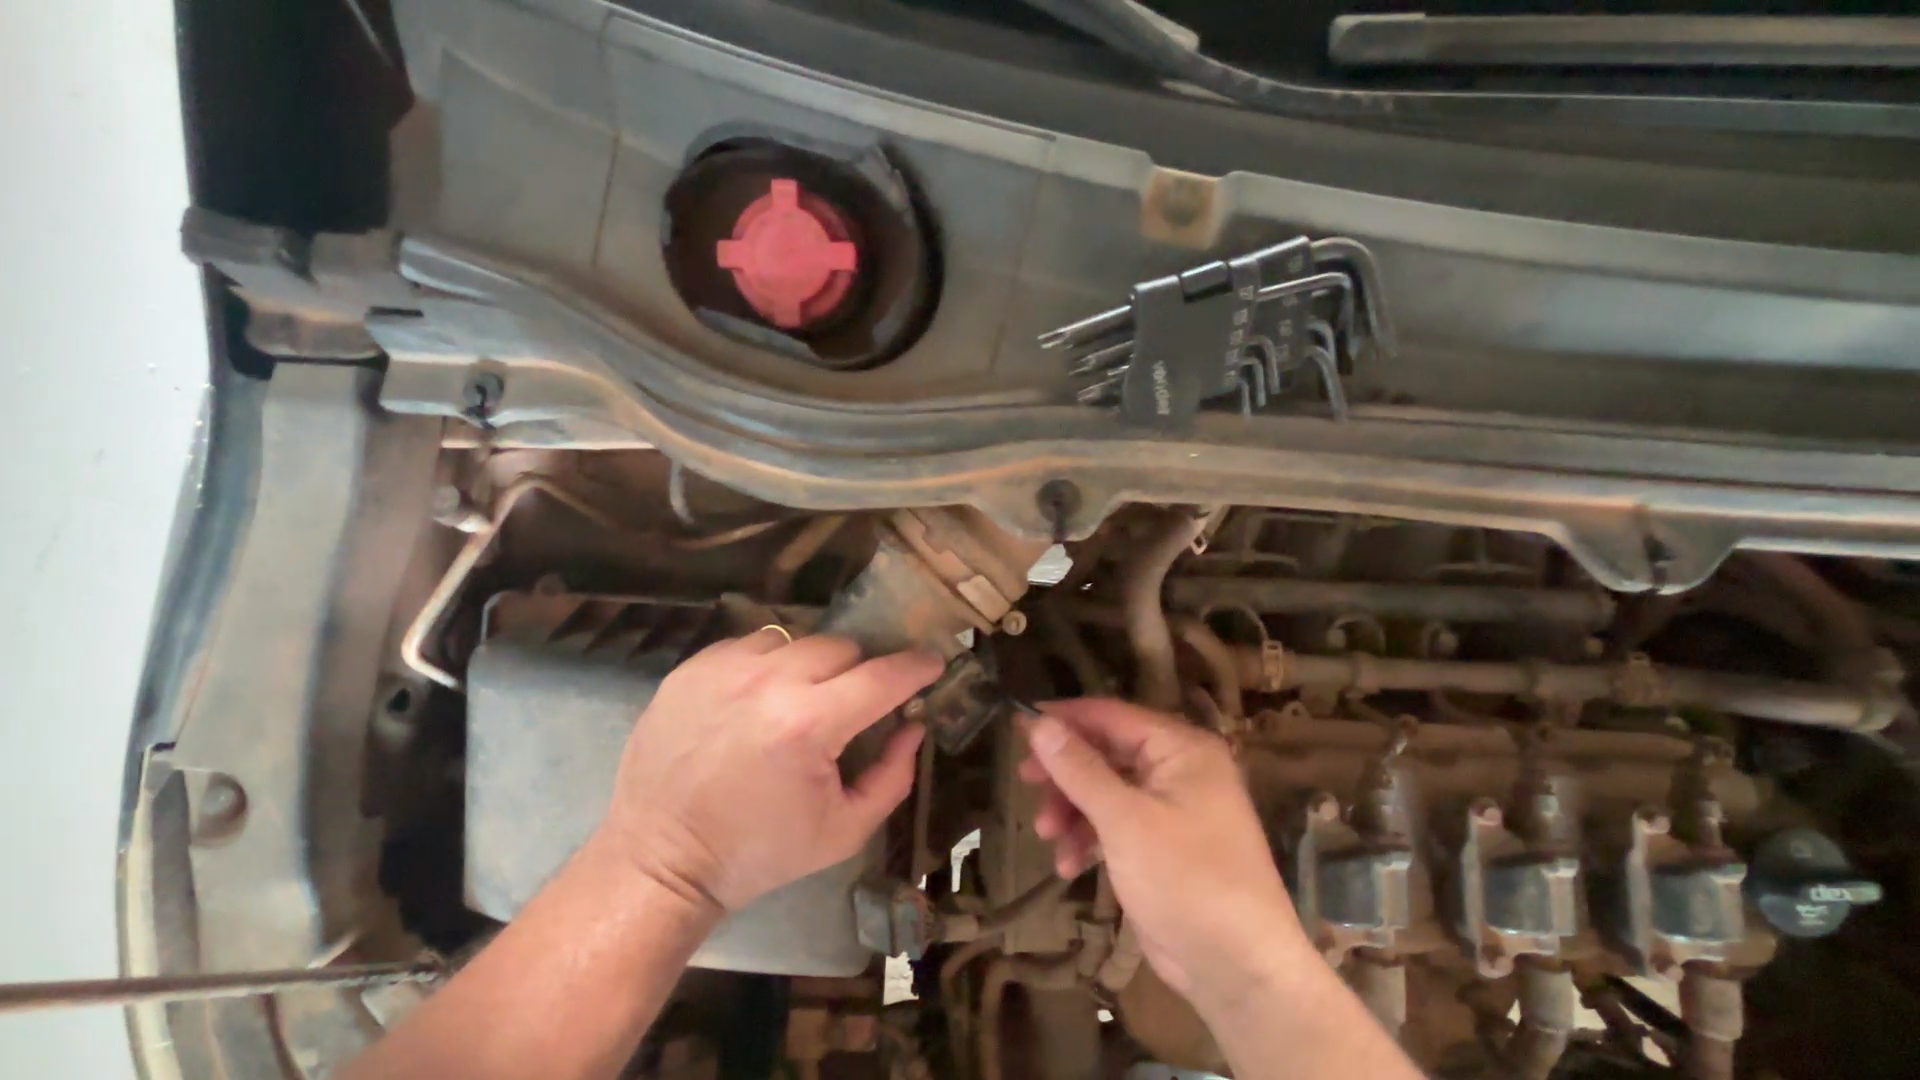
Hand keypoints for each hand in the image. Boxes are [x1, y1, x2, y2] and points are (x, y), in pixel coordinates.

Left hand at [595, 629, 940, 913]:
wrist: (660, 859)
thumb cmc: (759, 852)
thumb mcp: (843, 831)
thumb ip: (893, 776)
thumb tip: (914, 726)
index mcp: (810, 724)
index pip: (883, 676)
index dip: (916, 667)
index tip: (933, 664)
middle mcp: (769, 682)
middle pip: (842, 647)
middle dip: (858, 672)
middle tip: (850, 707)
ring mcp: (725, 668)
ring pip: (796, 639)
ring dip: (810, 665)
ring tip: (798, 702)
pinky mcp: (692, 667)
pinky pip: (751, 644)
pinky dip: (767, 665)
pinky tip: (757, 701)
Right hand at [1019, 699, 1311, 1013]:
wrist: (1237, 967)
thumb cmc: (1185, 879)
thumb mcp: (1124, 820)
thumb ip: (1079, 769)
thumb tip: (1038, 723)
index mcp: (1182, 749)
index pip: (1112, 716)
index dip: (1064, 719)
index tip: (1018, 725)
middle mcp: (1179, 770)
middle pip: (1106, 754)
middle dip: (1065, 773)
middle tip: (1024, 782)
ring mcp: (1172, 809)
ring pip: (1106, 791)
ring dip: (1072, 811)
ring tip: (1046, 837)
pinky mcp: (1161, 846)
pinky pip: (1116, 825)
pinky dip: (1090, 839)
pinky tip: (1068, 865)